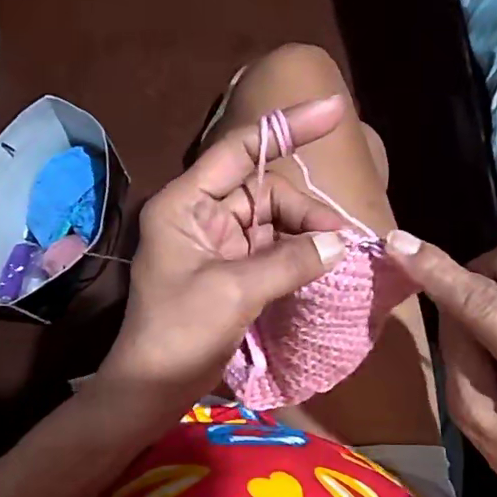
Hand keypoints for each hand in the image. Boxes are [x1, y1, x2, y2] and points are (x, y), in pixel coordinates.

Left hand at [98, 96, 352, 408]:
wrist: (152, 387)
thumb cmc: (179, 332)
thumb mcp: (235, 291)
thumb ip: (290, 260)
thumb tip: (341, 241)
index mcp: (184, 204)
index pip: (238, 149)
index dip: (287, 127)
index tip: (336, 109)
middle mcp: (198, 215)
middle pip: (262, 190)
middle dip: (304, 208)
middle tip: (343, 238)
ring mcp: (213, 244)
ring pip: (270, 221)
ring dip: (305, 233)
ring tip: (339, 255)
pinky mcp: (226, 271)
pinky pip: (269, 249)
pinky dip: (295, 254)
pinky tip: (323, 264)